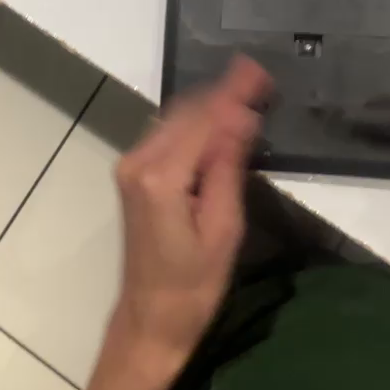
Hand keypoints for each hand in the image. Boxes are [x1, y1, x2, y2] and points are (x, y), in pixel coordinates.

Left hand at [106, 57, 268, 378]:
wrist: (150, 318)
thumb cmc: (194, 285)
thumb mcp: (224, 228)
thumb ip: (227, 166)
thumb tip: (241, 116)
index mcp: (161, 177)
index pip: (203, 119)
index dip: (232, 92)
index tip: (259, 70)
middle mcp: (138, 161)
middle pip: (186, 111)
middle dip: (223, 91)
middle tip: (259, 75)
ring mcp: (131, 165)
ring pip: (176, 117)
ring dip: (210, 102)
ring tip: (246, 87)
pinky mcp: (133, 172)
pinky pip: (168, 132)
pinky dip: (195, 119)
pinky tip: (219, 115)